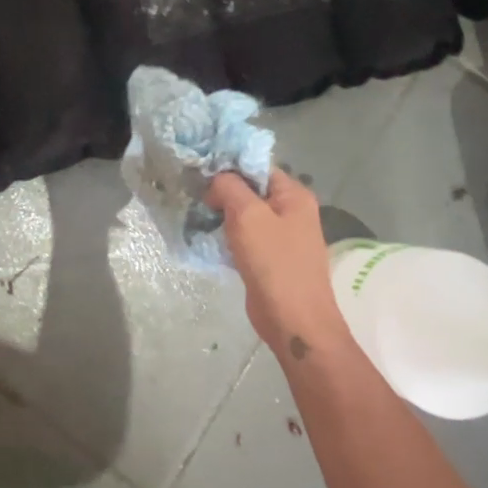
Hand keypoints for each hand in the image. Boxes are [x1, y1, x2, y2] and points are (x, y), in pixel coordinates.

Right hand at [207, 169, 347, 357]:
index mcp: (294, 195)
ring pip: (244, 214)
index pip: (257, 166)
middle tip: (194, 195)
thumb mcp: (248, 214)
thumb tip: (215, 181)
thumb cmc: (274, 262)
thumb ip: (229, 186)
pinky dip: (226, 235)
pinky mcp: (269, 257)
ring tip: (195, 214)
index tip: (199, 173)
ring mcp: (281, 236)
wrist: (293, 321)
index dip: (228, 166)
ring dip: (221, 214)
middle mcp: (291, 211)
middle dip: (221, 191)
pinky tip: (206, 236)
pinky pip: (243, 236)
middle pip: (250, 189)